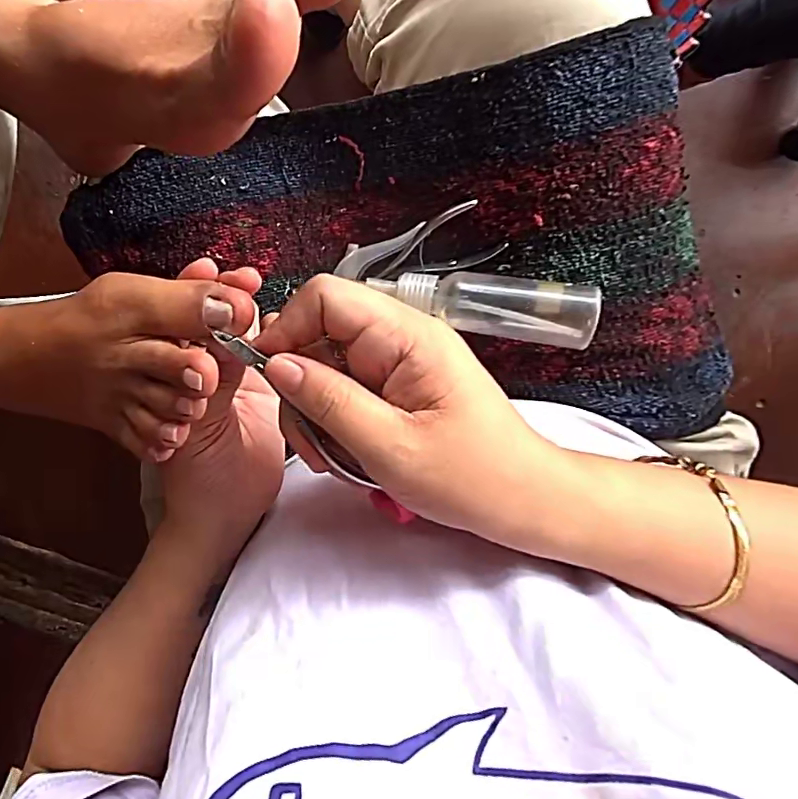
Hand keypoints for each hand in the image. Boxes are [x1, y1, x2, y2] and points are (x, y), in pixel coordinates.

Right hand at [0, 272, 258, 462]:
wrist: (21, 359)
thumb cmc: (80, 319)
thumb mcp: (129, 290)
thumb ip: (185, 290)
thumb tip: (241, 283)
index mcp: (134, 308)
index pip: (198, 309)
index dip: (232, 312)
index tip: (241, 311)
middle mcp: (127, 354)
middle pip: (191, 367)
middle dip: (211, 367)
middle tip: (208, 366)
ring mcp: (118, 395)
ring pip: (175, 409)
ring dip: (192, 405)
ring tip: (191, 397)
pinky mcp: (109, 426)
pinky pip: (148, 441)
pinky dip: (165, 438)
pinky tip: (171, 426)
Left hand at [155, 260, 284, 542]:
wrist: (227, 519)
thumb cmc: (194, 482)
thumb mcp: (199, 431)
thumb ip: (213, 388)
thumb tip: (227, 338)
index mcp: (169, 374)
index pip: (178, 322)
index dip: (193, 292)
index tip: (210, 269)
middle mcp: (197, 371)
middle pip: (209, 320)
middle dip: (224, 295)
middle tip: (244, 278)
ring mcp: (229, 379)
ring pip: (236, 333)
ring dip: (246, 310)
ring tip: (256, 287)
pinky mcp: (260, 390)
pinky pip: (265, 355)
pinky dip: (270, 336)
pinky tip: (278, 320)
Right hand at [251, 275, 575, 544]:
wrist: (526, 501)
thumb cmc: (476, 478)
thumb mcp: (391, 446)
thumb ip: (328, 401)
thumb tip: (276, 365)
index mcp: (407, 336)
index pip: (326, 296)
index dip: (287, 328)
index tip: (272, 376)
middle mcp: (397, 337)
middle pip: (314, 332)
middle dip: (297, 382)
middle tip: (305, 437)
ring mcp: (391, 360)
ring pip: (318, 363)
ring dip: (309, 408)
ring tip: (326, 453)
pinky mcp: (387, 382)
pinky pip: (335, 385)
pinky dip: (325, 417)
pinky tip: (339, 450)